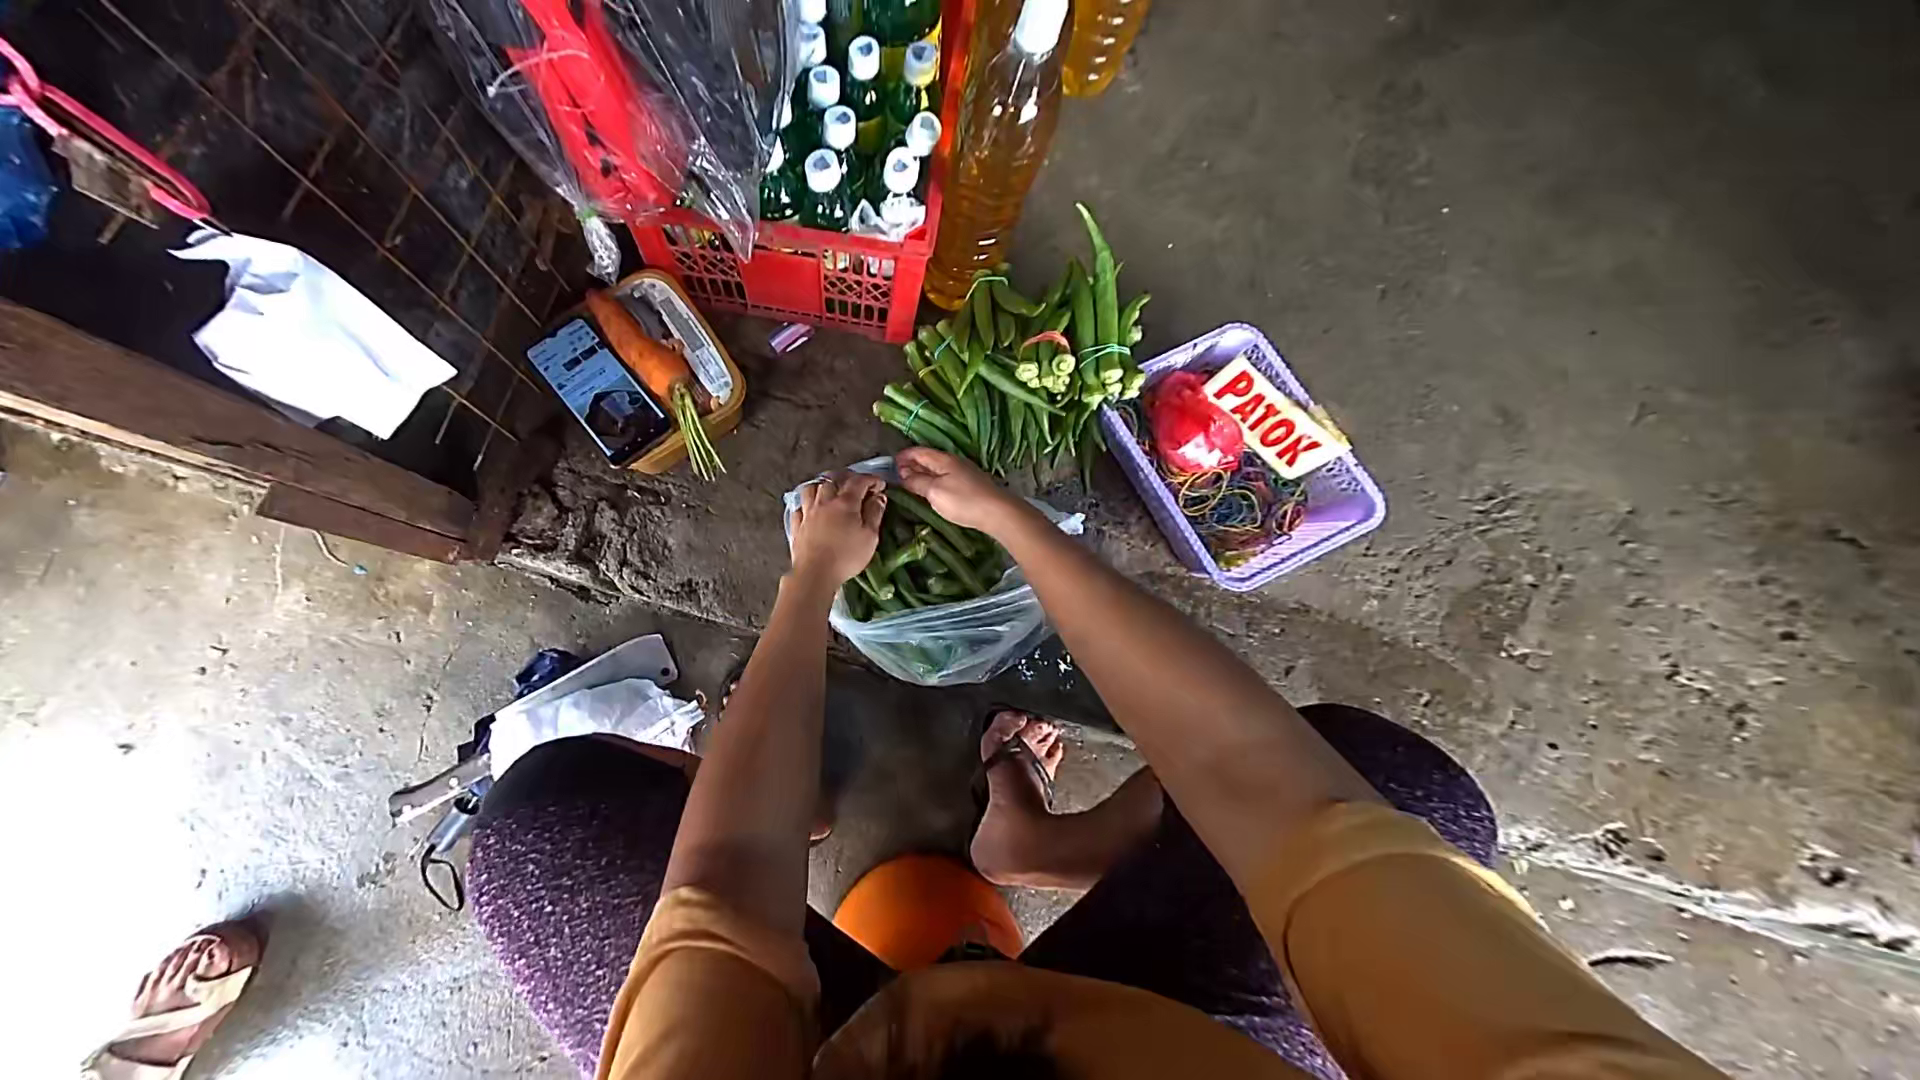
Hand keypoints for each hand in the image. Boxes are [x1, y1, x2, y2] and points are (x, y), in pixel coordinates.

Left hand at [789, 471, 885, 588]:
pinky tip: (811, 509)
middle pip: (833, 480)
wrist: (815, 574)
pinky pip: (799, 506)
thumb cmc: (847, 557)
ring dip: (823, 486)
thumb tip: (879, 497)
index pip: (859, 482)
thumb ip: (875, 513)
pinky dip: (807, 503)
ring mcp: (808, 512)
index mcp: (845, 503)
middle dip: (847, 478)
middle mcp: (824, 502)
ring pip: (812, 488)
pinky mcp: (797, 525)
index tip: (880, 485)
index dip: (871, 479)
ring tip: (831, 491)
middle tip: (856, 485)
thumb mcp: (870, 536)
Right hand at [893, 447, 1027, 533]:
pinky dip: (934, 480)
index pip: (918, 451)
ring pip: (937, 468)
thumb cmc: (963, 501)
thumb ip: (917, 482)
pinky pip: (946, 477)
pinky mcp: (970, 484)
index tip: (890, 465)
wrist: (997, 512)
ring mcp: (964, 472)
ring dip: (923, 473)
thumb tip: (903, 474)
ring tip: (911, 484)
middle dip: (911, 464)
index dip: (903, 456)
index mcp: (943, 459)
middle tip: (897, 476)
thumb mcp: (934, 492)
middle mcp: (953, 461)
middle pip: (928, 458)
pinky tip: (932, 490)